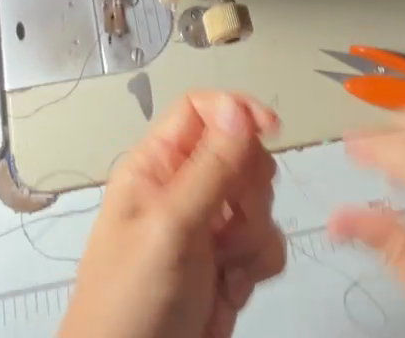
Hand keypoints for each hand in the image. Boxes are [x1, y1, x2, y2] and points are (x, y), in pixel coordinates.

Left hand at [61, 92, 285, 337]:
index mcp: (157, 165)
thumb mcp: (170, 227)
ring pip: (258, 201)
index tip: (270, 129)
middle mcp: (182, 188)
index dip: (236, 111)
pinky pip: (264, 243)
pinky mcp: (228, 264)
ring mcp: (207, 227)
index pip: (201, 110)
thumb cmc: (134, 297)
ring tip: (223, 264)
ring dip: (251, 234)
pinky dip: (256, 266)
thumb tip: (239, 108)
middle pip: (240, 154)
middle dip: (248, 187)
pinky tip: (230, 288)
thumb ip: (210, 168)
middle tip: (228, 219)